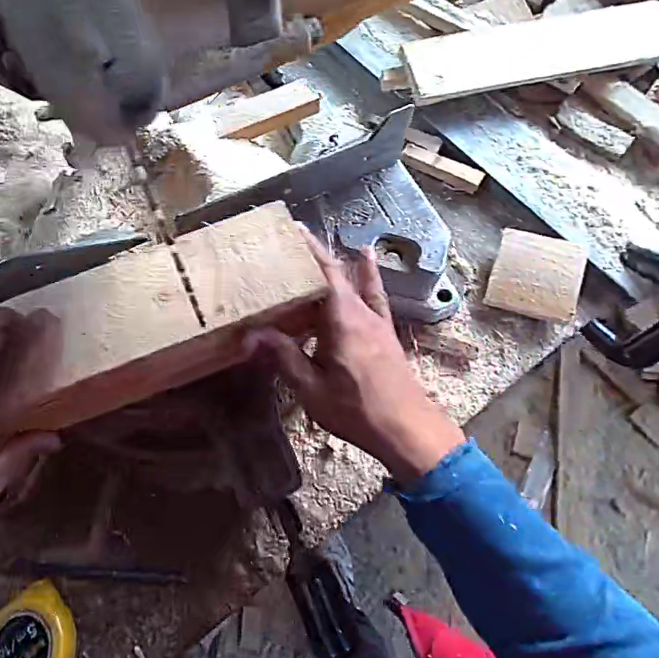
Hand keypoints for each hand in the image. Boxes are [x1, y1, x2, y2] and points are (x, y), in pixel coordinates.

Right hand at [244, 231, 463, 485]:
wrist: (407, 429)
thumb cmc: (357, 410)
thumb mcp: (312, 388)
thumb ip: (284, 357)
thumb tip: (251, 334)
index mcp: (342, 319)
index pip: (324, 272)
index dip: (308, 249)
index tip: (292, 229)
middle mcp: (362, 312)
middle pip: (337, 274)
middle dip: (314, 256)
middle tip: (289, 245)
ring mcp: (377, 321)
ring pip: (355, 282)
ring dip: (338, 264)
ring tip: (321, 247)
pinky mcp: (385, 333)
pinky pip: (374, 295)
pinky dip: (368, 275)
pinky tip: (367, 260)